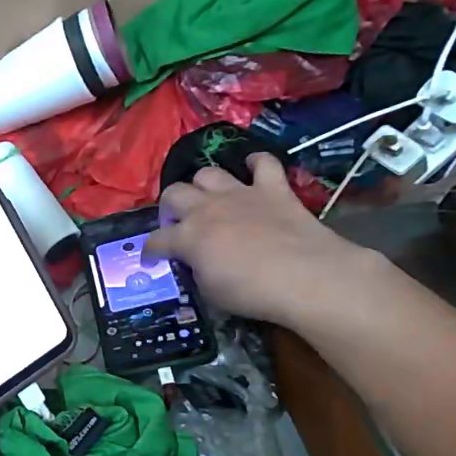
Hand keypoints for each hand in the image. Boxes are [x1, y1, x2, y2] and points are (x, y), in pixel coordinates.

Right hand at [145, 153, 373, 324]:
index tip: (152, 260)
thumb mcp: (210, 293)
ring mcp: (240, 193)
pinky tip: (253, 169)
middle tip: (177, 224)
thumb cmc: (251, 293)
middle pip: (174, 193)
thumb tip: (197, 263)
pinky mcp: (273, 188)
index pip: (156, 240)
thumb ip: (197, 272)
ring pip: (208, 173)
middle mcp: (207, 208)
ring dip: (203, 185)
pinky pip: (263, 163)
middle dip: (169, 208)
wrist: (304, 277)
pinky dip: (256, 163)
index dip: (150, 251)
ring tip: (209, 200)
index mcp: (188, 237)